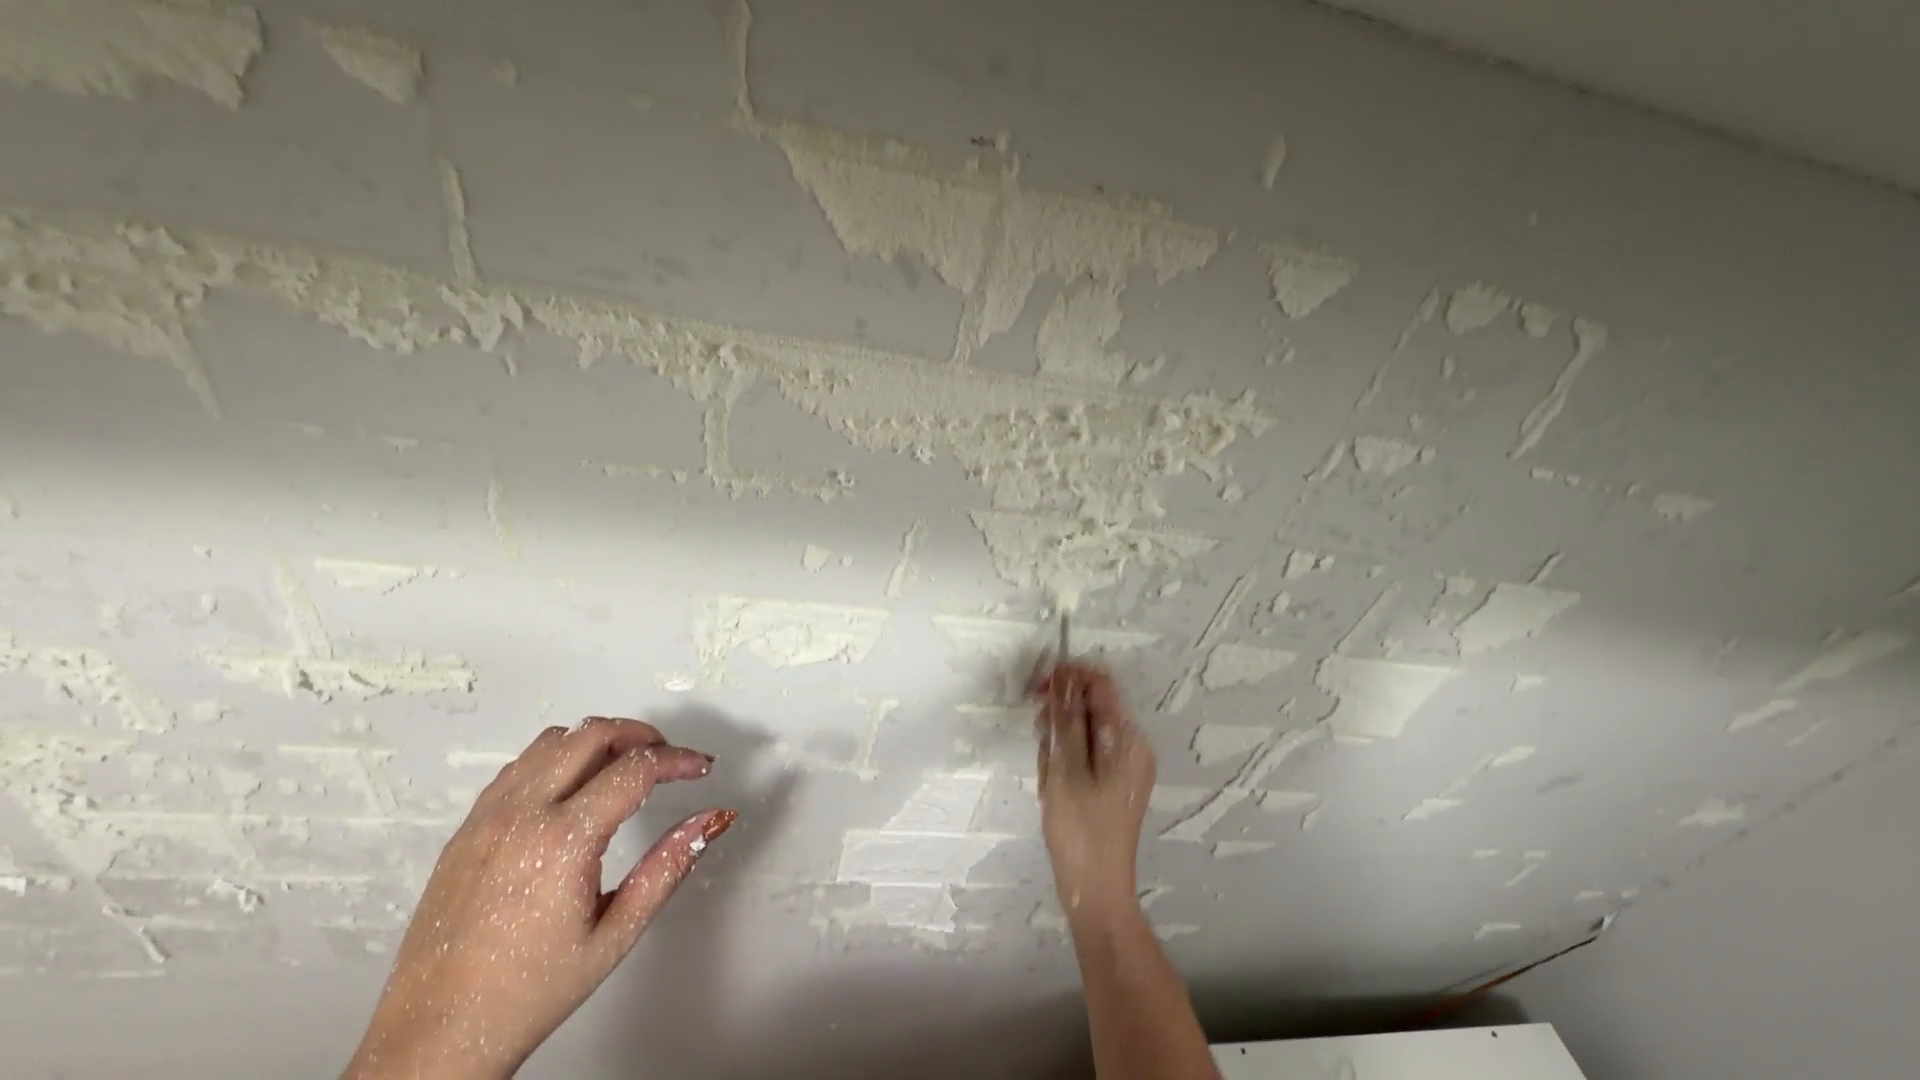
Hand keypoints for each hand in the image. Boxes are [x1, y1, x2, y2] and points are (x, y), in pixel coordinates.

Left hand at [344, 718, 735, 1078]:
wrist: (437, 1034)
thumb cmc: (529, 993)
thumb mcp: (616, 933)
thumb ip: (669, 866)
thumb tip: (711, 820)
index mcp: (562, 841)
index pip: (635, 769)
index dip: (678, 760)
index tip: (701, 767)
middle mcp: (521, 815)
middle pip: (592, 734)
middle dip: (640, 735)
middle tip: (668, 758)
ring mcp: (486, 817)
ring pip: (552, 740)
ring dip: (596, 740)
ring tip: (625, 768)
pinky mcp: (466, 828)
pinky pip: (518, 766)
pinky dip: (557, 758)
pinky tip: (574, 789)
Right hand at [1032, 661, 1154, 922]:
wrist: (1095, 890)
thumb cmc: (1079, 830)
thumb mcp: (1066, 769)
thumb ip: (1066, 720)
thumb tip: (1064, 678)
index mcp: (1128, 739)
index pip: (1100, 683)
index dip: (1067, 678)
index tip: (1036, 691)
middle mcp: (1132, 747)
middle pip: (1090, 707)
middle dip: (1059, 720)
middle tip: (1042, 749)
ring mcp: (1124, 768)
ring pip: (1082, 734)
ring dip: (1058, 746)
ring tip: (1048, 780)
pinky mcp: (1113, 785)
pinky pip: (1084, 757)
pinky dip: (1064, 764)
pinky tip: (1053, 790)